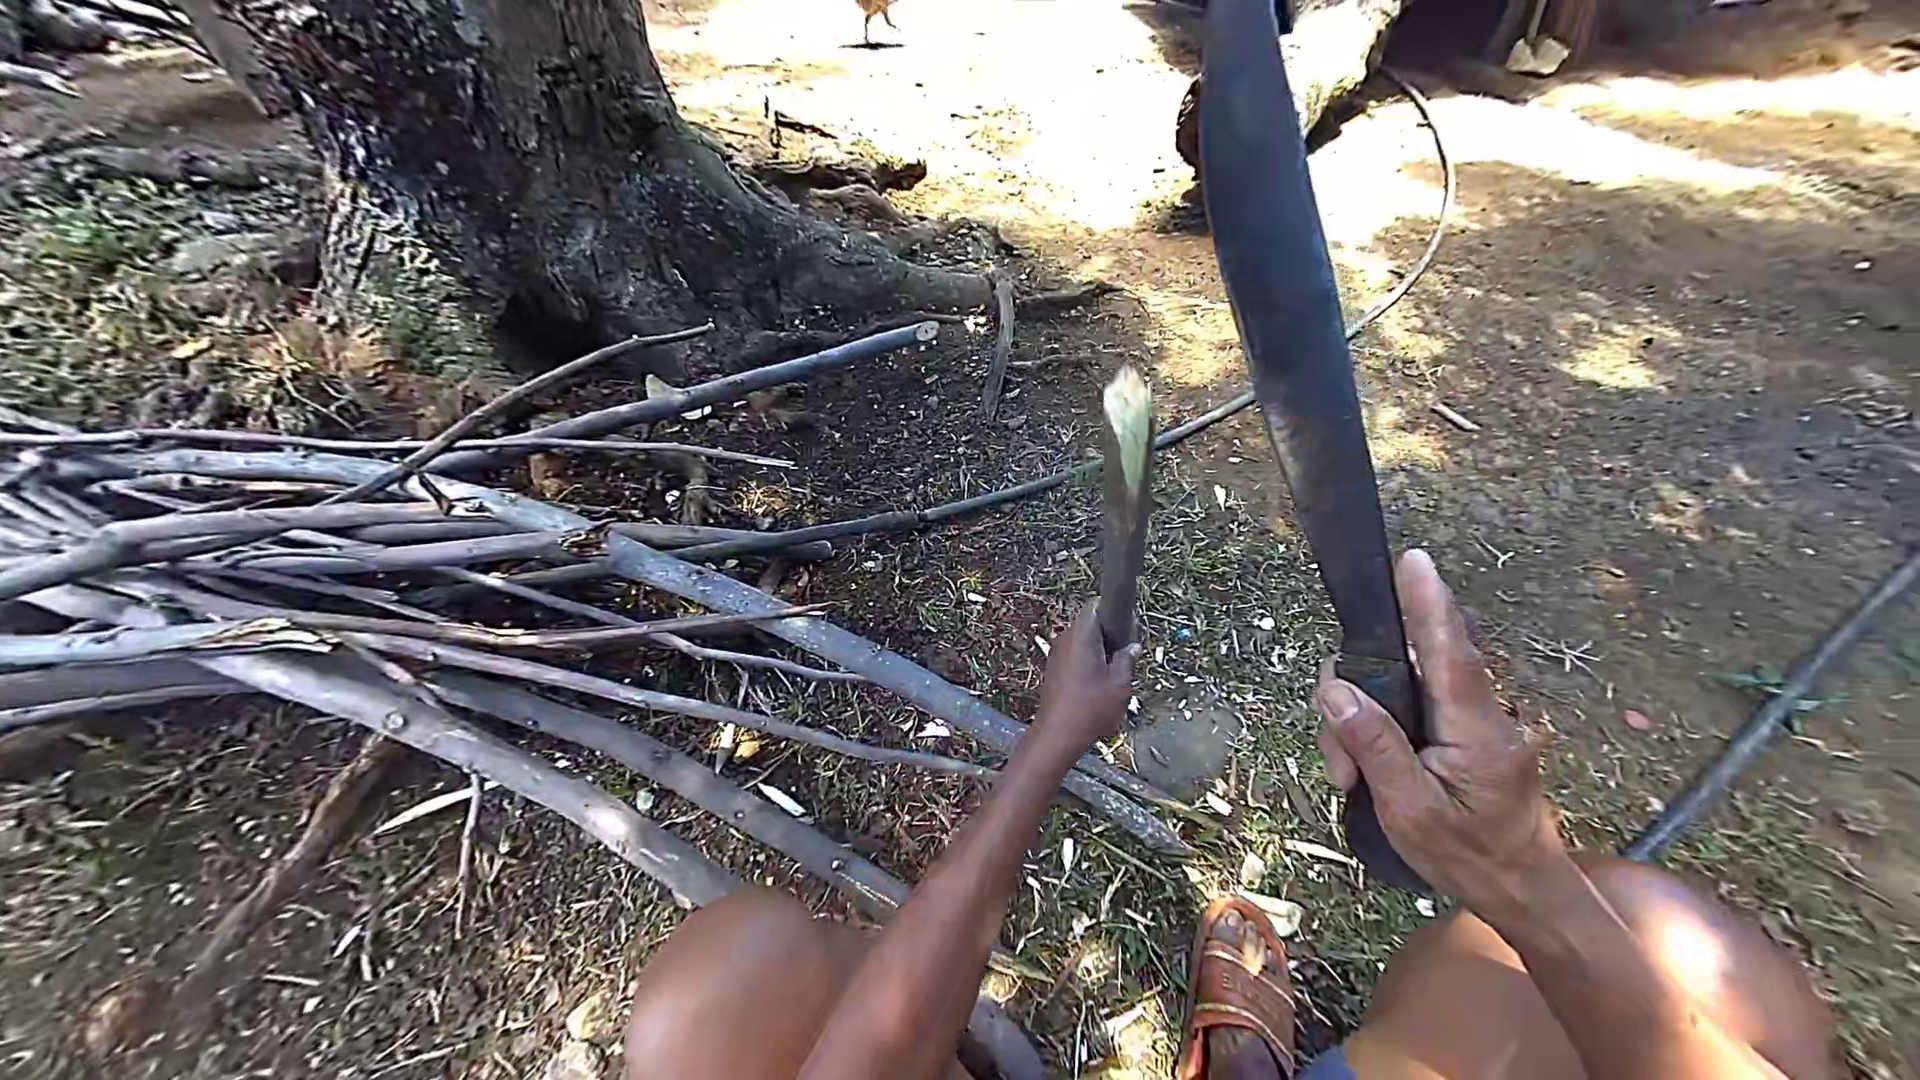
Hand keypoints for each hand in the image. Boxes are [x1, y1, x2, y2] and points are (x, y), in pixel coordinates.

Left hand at [1034, 601, 1139, 751]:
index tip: (1127, 627)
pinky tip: (1098, 683)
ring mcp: (1057, 653)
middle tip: (1125, 653)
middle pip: (1089, 623)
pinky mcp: (1053, 668)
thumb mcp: (1119, 684)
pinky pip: (1074, 654)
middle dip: (1108, 634)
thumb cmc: (1091, 707)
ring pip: (1082, 640)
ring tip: (1114, 672)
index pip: (1094, 606)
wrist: (1058, 734)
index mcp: (1082, 635)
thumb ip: (1127, 660)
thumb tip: (1132, 646)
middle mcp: (1065, 639)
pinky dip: (1088, 661)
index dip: (1112, 610)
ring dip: (1099, 649)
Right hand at [1314, 550, 1566, 914]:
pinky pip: (1397, 709)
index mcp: (1477, 731)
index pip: (1451, 653)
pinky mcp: (1453, 730)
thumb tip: (1336, 690)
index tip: (1414, 562)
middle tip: (1339, 761)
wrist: (1521, 894)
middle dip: (1354, 700)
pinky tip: (1361, 771)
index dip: (1430, 605)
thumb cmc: (1471, 857)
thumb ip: (1374, 745)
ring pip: (1390, 690)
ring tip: (1350, 777)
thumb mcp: (1410, 810)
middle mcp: (1477, 714)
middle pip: (1401, 669)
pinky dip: (1369, 733)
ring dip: (1356, 726)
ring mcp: (1465, 721)